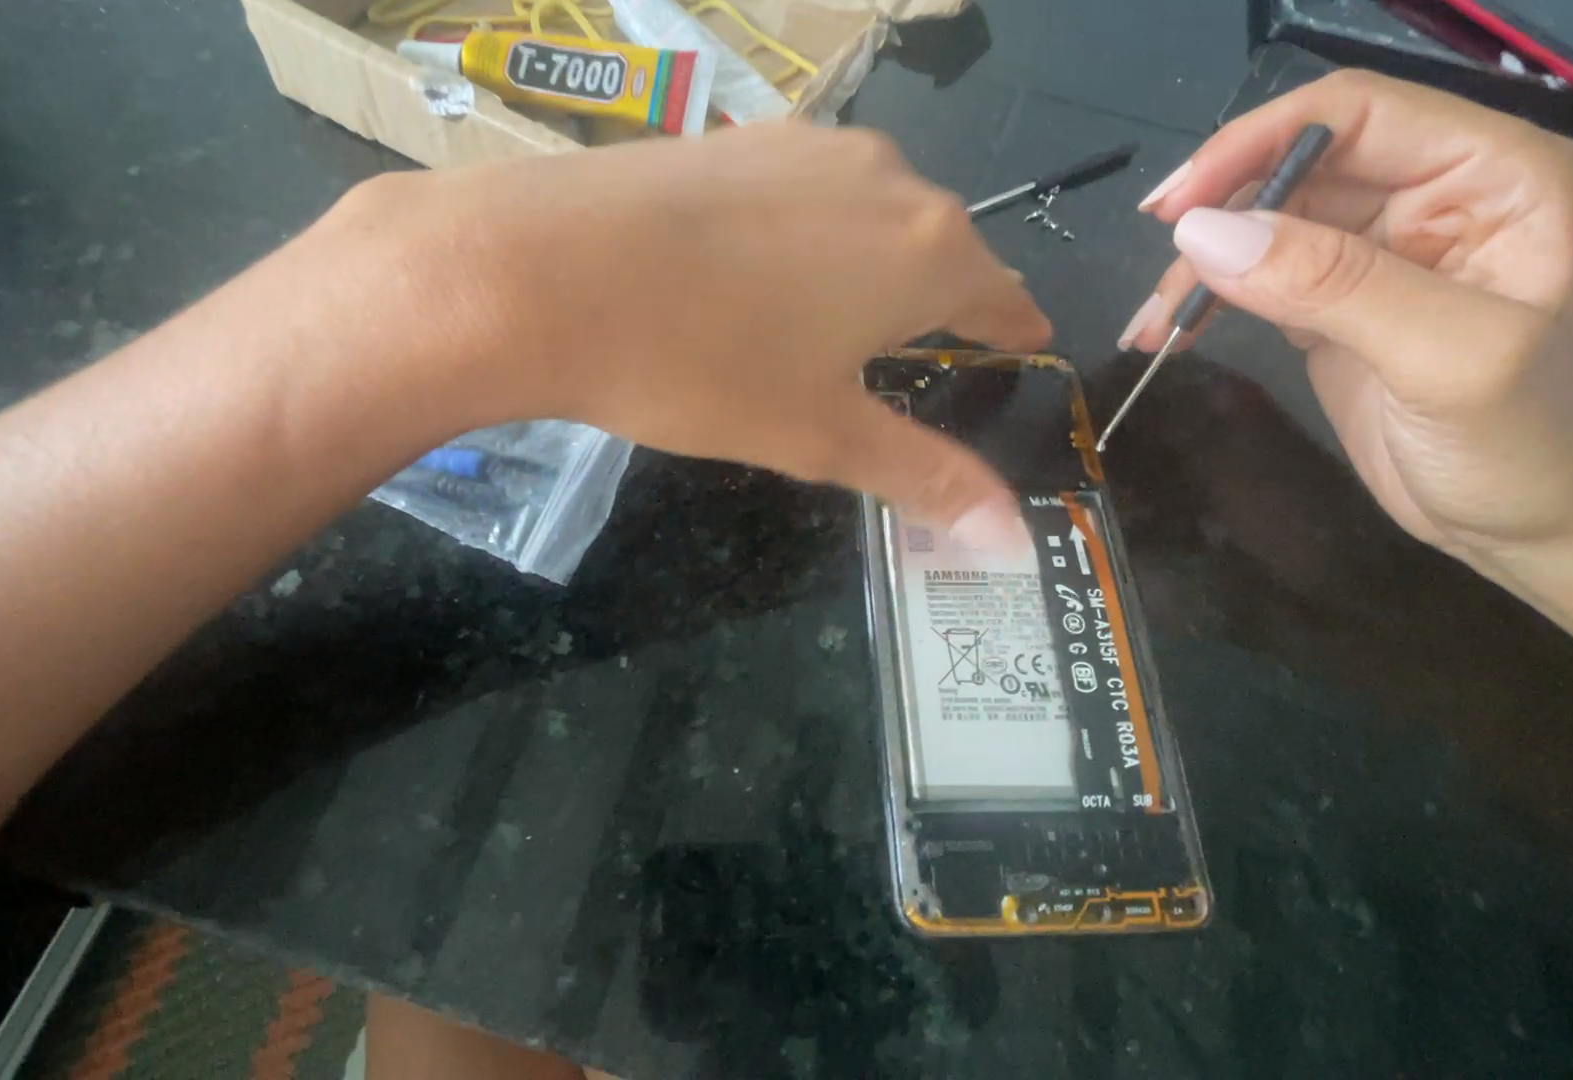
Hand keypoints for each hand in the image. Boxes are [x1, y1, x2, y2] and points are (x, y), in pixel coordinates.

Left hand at [340, 122, 1051, 547]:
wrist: (548, 272)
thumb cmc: (704, 367)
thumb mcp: (821, 435)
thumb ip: (923, 474)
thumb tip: (1014, 535)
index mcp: (927, 251)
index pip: (1001, 296)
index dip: (1015, 329)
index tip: (1025, 345)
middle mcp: (885, 179)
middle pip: (939, 250)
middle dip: (941, 303)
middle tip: (927, 351)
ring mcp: (808, 147)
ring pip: (871, 217)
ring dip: (872, 267)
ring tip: (842, 319)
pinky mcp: (740, 141)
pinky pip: (804, 197)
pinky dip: (808, 239)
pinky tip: (762, 273)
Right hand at [1122, 70, 1572, 571]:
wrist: (1524, 522)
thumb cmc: (1523, 440)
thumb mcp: (1442, 356)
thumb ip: (1330, 284)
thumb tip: (1201, 234)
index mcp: (1490, 176)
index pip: (1354, 116)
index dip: (1254, 146)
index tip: (1171, 210)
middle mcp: (1430, 197)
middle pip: (1291, 171)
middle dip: (1212, 222)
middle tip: (1158, 292)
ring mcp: (1374, 252)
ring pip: (1259, 227)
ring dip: (1196, 272)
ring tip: (1152, 330)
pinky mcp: (1329, 303)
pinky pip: (1252, 279)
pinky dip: (1203, 303)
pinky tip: (1168, 335)